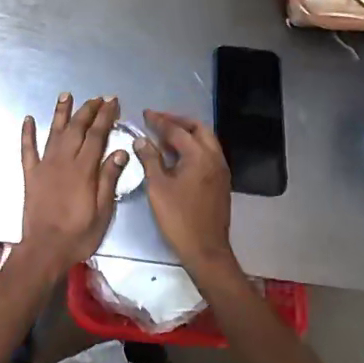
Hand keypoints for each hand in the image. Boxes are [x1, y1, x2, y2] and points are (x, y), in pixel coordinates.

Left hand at [19, 93, 128, 269]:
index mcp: (84, 169)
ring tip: (65, 95)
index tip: (112, 101)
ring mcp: (44, 166)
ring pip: (54, 132)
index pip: (97, 135)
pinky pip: (27, 149)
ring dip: (61, 113)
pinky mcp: (30, 175)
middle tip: (97, 97)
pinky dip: (28, 133)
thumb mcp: (103, 211)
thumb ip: (109, 179)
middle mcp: (64, 161)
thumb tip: (121, 151)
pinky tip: (28, 120)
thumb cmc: (79, 234)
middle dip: (88, 110)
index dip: (105, 116)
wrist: (45, 249)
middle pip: (77, 128)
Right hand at [135, 110, 237, 273]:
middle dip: (178, 122)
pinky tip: (178, 155)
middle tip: (158, 121)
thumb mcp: (158, 187)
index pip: (177, 131)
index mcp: (200, 156)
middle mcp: (215, 157)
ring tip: (166, 136)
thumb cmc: (179, 218)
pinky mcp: (221, 181)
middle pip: (198, 129)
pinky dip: (194, 147)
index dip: (160, 121)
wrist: (206, 249)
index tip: (146, 114)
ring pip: (206, 141)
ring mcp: (221, 170)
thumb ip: (150, 159)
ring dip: (187, 134)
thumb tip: (142, 140)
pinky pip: (208, 154)